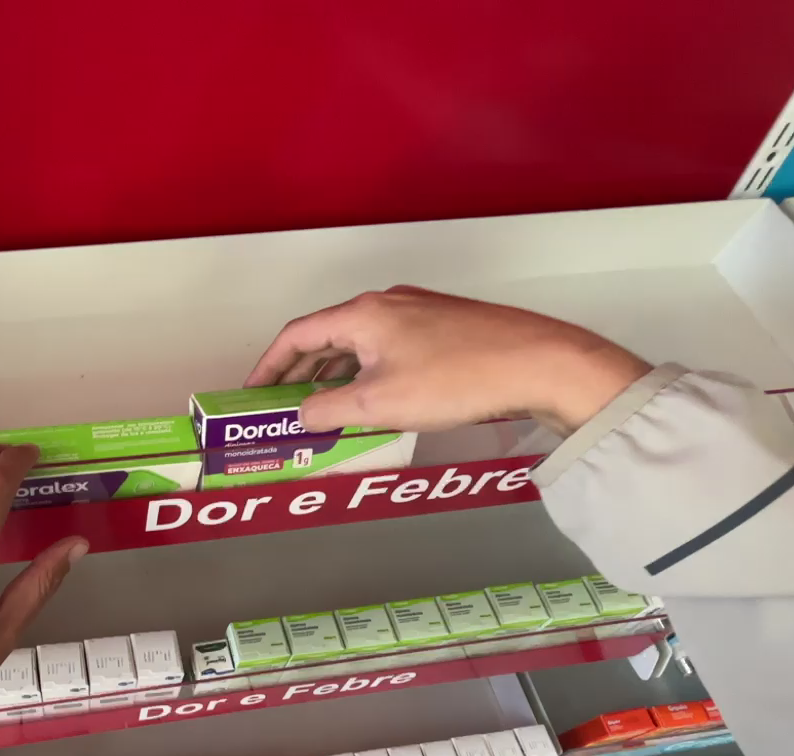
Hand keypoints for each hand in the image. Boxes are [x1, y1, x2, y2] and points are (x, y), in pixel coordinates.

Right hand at [246, 287, 651, 435]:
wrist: (539, 363)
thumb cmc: (454, 379)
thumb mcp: (376, 403)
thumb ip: (326, 409)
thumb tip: (301, 413)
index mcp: (362, 314)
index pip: (296, 335)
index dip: (268, 365)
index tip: (254, 392)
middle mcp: (385, 303)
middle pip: (324, 334)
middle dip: (297, 369)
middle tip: (281, 401)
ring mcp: (416, 310)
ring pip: (356, 339)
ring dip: (330, 370)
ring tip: (319, 403)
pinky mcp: (442, 324)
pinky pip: (384, 344)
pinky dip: (361, 367)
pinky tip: (368, 393)